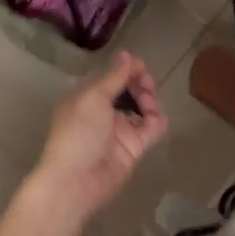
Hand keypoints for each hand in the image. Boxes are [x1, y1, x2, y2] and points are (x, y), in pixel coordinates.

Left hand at [29, 52, 166, 222]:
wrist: (77, 181)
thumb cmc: (78, 134)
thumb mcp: (92, 98)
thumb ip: (113, 76)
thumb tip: (126, 54)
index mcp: (87, 97)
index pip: (111, 76)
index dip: (128, 69)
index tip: (141, 69)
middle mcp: (102, 111)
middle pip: (129, 90)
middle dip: (141, 85)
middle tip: (146, 89)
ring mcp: (118, 131)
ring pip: (142, 108)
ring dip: (150, 102)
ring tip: (150, 108)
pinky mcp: (133, 149)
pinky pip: (151, 130)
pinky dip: (158, 122)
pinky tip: (157, 120)